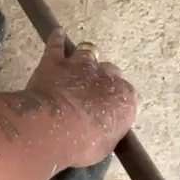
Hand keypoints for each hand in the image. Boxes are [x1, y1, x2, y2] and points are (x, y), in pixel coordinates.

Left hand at [24, 31, 135, 162]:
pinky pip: (57, 44)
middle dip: (103, 78)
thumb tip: (104, 129)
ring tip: (81, 60)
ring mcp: (80, 64)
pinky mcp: (55, 60)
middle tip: (93, 90)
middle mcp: (106, 75)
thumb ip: (109, 130)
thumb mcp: (105, 145)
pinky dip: (57, 39)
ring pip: (88, 51)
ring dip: (86, 55)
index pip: (126, 94)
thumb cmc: (83, 142)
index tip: (108, 109)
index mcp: (125, 97)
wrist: (53, 126)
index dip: (116, 101)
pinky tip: (57, 33)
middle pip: (110, 70)